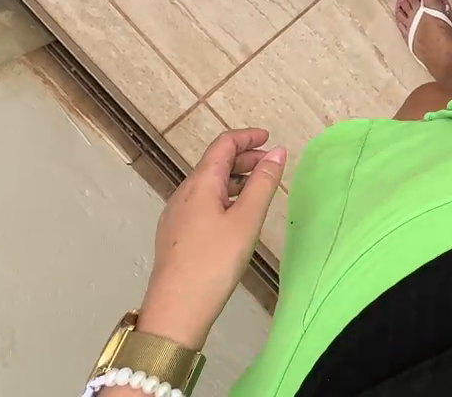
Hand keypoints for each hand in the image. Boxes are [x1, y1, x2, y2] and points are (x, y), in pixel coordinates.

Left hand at [136, 128, 285, 350]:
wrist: (174, 315)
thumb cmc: (214, 262)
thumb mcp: (247, 220)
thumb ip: (263, 182)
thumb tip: (277, 152)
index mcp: (200, 183)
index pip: (223, 145)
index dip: (247, 137)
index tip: (269, 138)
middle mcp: (184, 193)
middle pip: (215, 163)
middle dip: (245, 158)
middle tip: (271, 167)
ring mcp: (176, 216)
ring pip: (209, 184)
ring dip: (235, 179)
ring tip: (259, 191)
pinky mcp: (175, 236)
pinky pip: (202, 202)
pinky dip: (224, 197)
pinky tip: (236, 217)